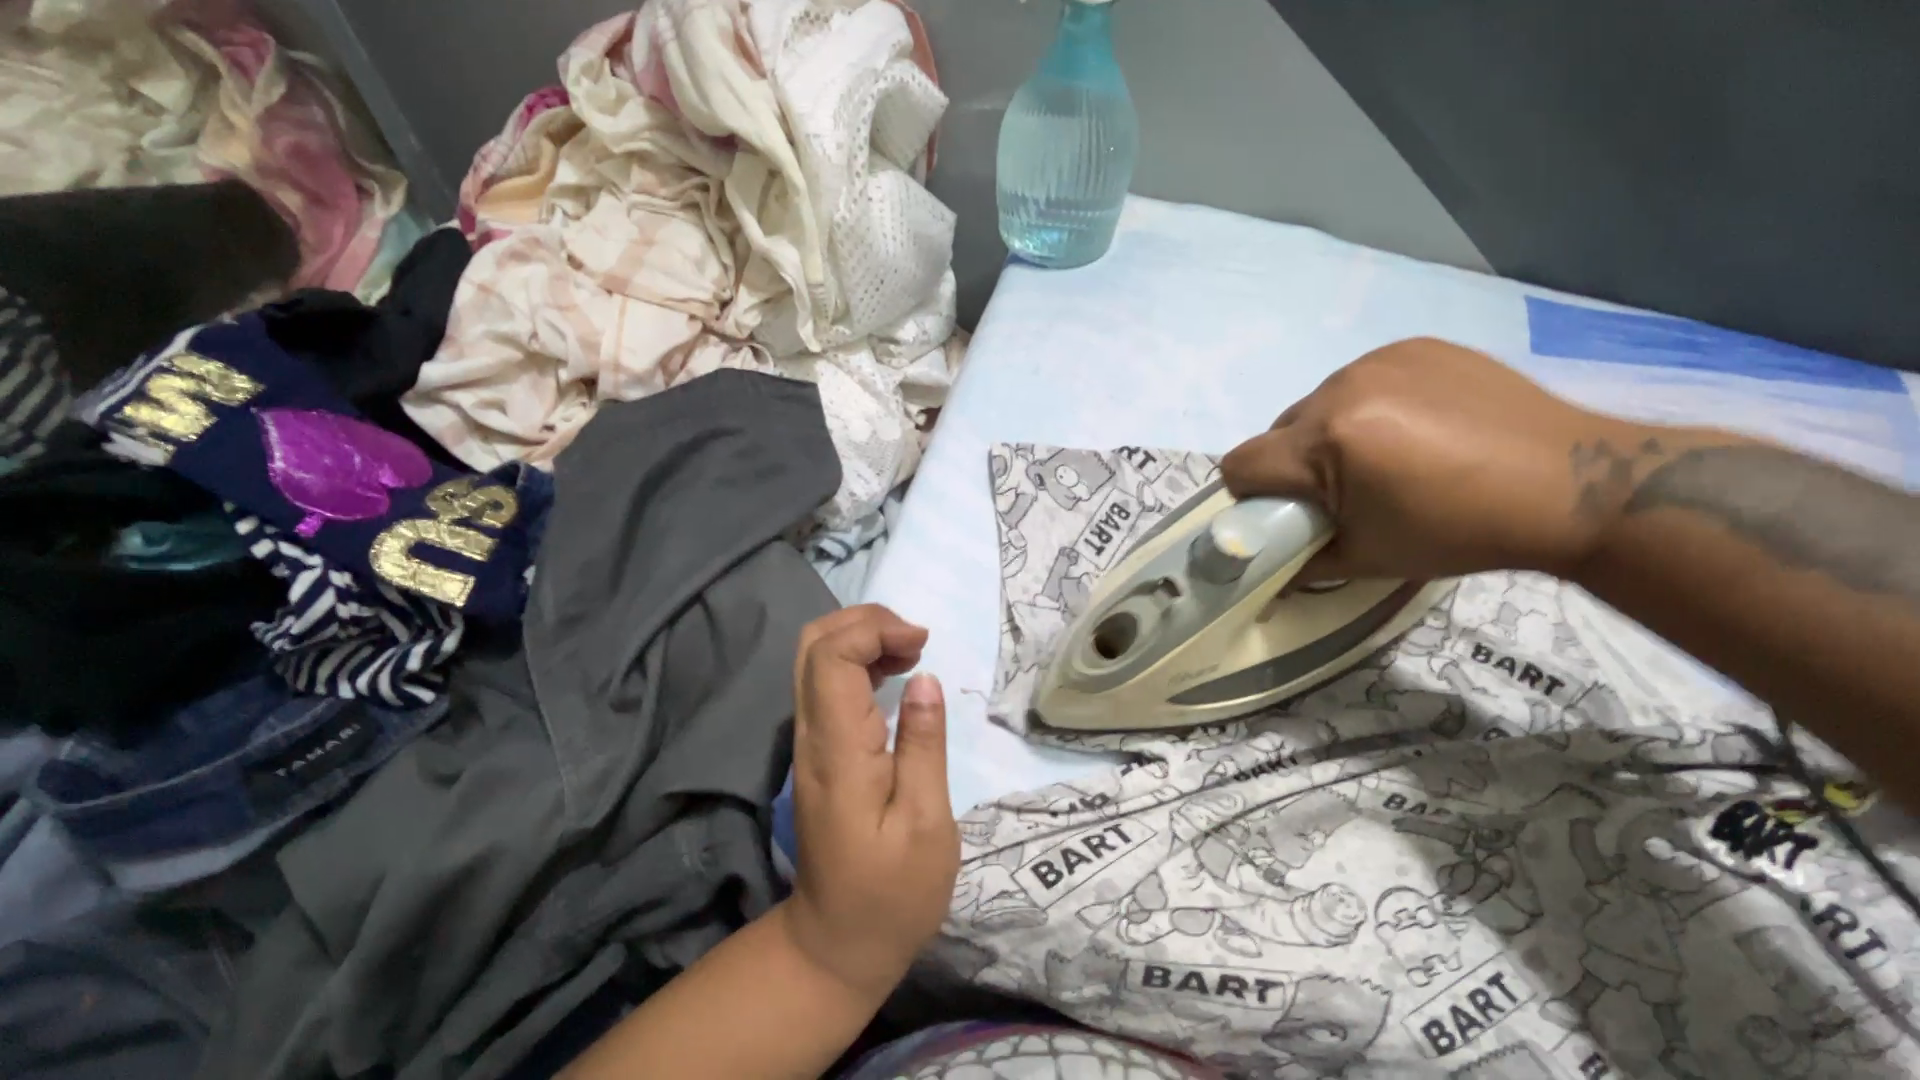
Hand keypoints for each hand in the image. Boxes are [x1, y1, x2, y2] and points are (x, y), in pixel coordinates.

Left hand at [781, 605, 959, 999]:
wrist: (838, 942)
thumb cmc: (893, 892)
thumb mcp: (927, 825)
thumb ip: (923, 746)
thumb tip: (923, 679)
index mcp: (837, 750)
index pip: (830, 656)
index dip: (873, 630)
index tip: (922, 644)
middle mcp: (811, 737)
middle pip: (812, 645)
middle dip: (864, 623)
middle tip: (917, 640)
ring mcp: (807, 745)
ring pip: (814, 661)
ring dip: (861, 640)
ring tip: (913, 654)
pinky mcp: (816, 755)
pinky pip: (823, 686)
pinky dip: (857, 665)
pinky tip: (893, 678)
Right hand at [1220, 338, 1684, 580]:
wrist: (1572, 484)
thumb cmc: (1462, 531)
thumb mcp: (1369, 559)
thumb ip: (1300, 558)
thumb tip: (1265, 563)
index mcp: (1328, 440)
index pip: (1241, 465)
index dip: (1252, 498)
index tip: (1290, 516)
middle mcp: (1342, 387)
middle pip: (1279, 432)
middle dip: (1296, 465)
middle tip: (1348, 494)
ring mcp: (1381, 359)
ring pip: (1319, 403)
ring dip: (1332, 433)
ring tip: (1391, 458)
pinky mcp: (1415, 345)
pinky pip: (1363, 380)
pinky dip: (1372, 406)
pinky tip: (1419, 428)